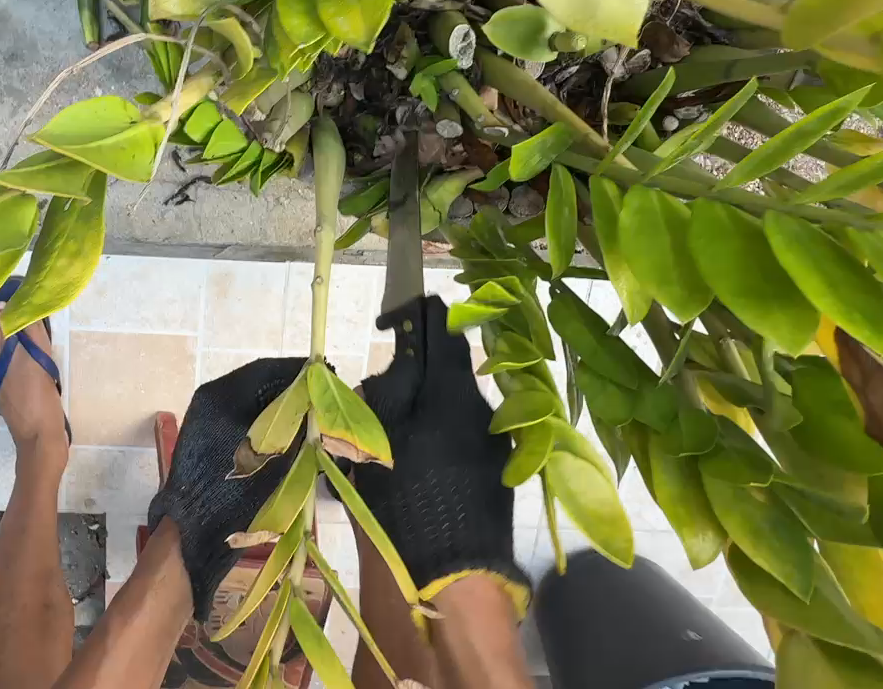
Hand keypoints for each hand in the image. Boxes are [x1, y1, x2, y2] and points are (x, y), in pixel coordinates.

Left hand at [148, 356, 305, 620]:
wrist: (193, 534)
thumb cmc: (233, 494)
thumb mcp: (274, 455)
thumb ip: (296, 424)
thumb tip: (318, 404)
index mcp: (222, 395)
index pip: (267, 369)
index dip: (299, 373)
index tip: (327, 379)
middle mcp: (212, 399)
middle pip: (260, 383)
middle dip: (292, 392)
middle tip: (322, 402)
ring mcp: (207, 418)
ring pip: (253, 401)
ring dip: (281, 408)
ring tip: (311, 420)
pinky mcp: (209, 437)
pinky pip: (244, 419)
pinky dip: (267, 423)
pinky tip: (288, 437)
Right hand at [356, 296, 525, 605]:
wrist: (454, 569)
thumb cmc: (405, 490)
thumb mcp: (381, 428)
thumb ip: (390, 380)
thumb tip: (402, 348)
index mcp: (451, 386)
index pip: (440, 325)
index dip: (413, 313)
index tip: (389, 322)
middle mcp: (483, 403)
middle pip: (446, 366)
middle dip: (415, 369)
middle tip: (383, 390)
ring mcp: (497, 438)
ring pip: (455, 401)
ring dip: (429, 403)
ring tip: (397, 431)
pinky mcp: (500, 467)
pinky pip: (466, 431)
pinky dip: (443, 431)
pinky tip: (422, 459)